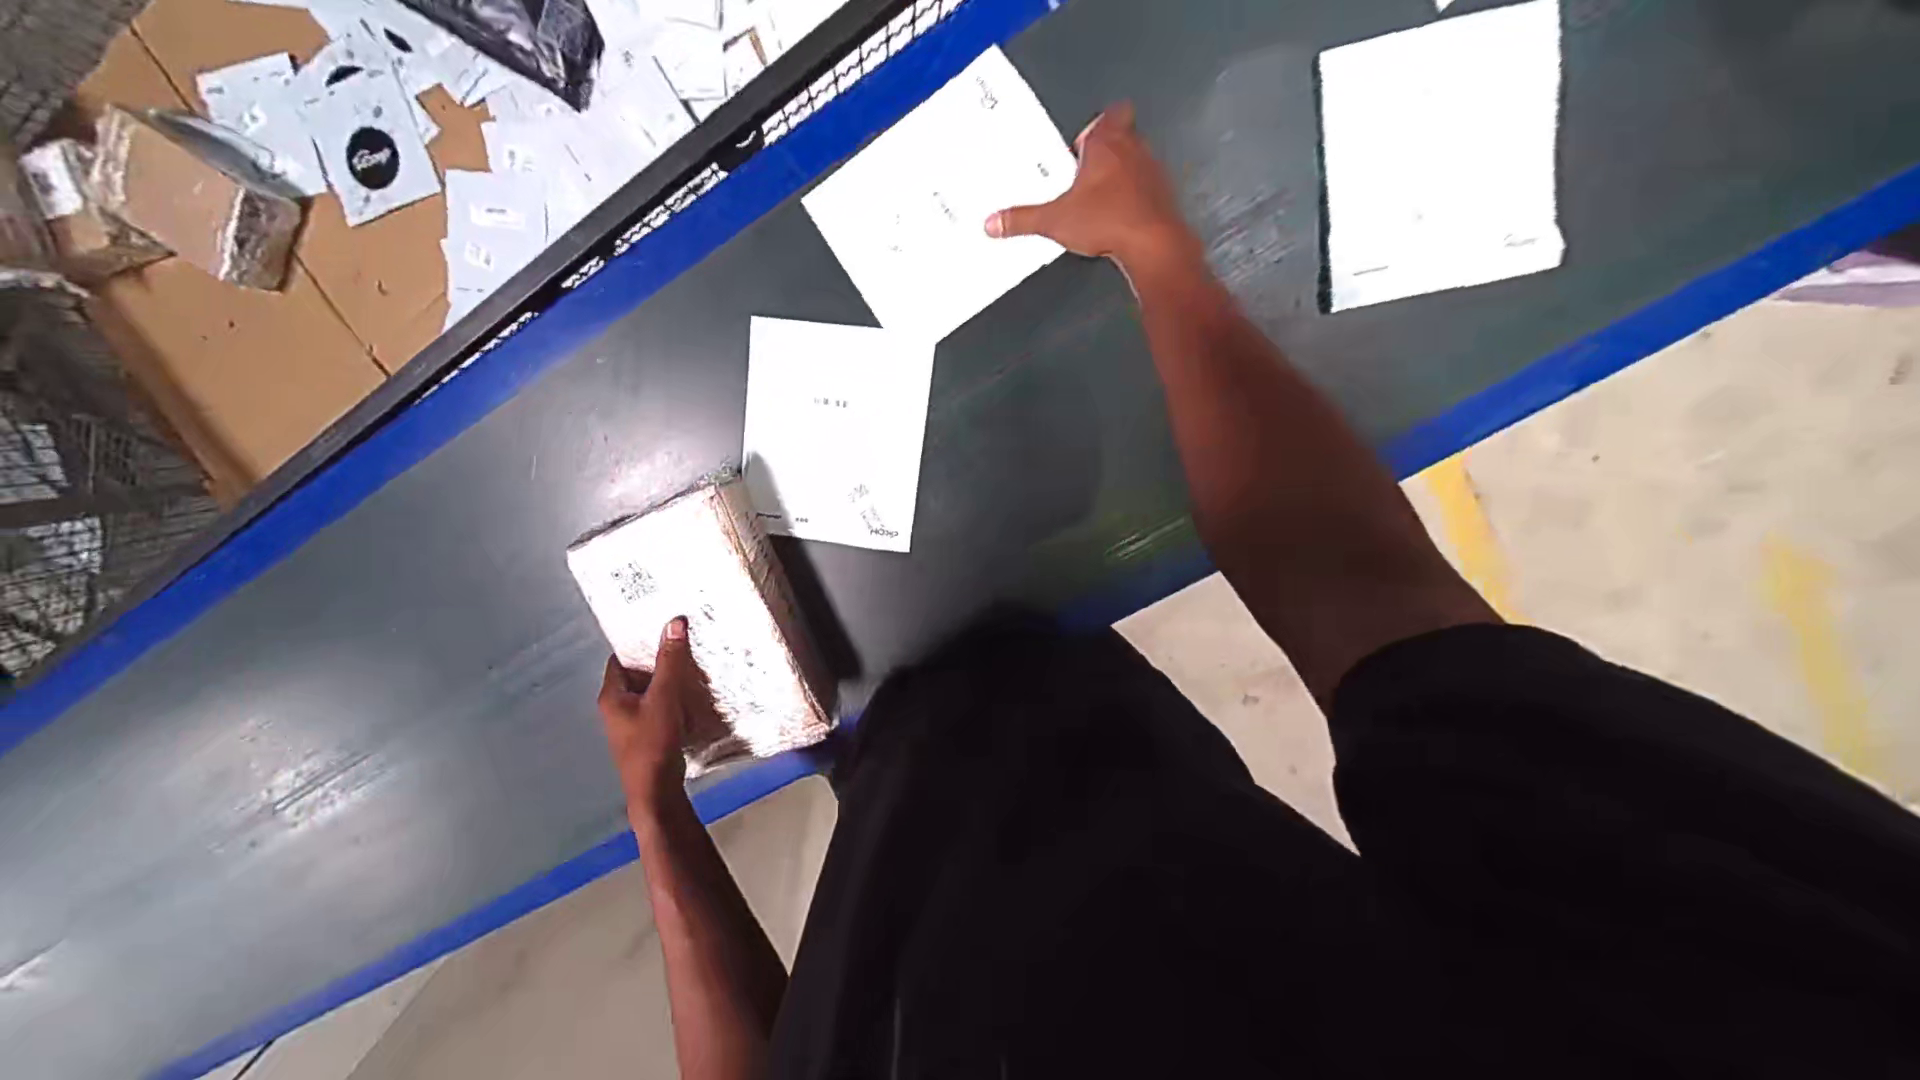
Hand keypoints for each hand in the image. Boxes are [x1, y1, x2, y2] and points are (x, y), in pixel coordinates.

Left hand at [598, 616, 713, 816]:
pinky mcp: (647, 733)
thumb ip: (670, 661)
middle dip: (659, 660)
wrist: (655, 790)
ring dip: (668, 680)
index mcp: (611, 696)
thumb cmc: (652, 741)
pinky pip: (658, 705)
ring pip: (650, 691)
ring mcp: (631, 722)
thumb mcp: (664, 696)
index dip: (639, 643)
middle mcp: (616, 707)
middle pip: (637, 674)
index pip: (620, 659)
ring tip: (693, 664)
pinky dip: (672, 697)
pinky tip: (692, 693)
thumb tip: (674, 623)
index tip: (663, 630)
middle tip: (684, 644)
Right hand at [984, 102, 1194, 266]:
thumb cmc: (1111, 220)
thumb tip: (996, 222)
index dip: (1094, 128)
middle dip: (1103, 152)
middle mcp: (1133, 149)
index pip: (1106, 115)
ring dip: (1120, 175)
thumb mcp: (1054, 220)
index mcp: (1107, 142)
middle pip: (1121, 135)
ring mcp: (1152, 171)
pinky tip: (1119, 218)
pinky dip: (1134, 199)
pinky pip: (1146, 188)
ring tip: (1100, 201)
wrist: (1151, 242)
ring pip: (1136, 160)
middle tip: (1085, 174)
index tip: (1080, 146)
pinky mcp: (1162, 195)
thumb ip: (1022, 219)